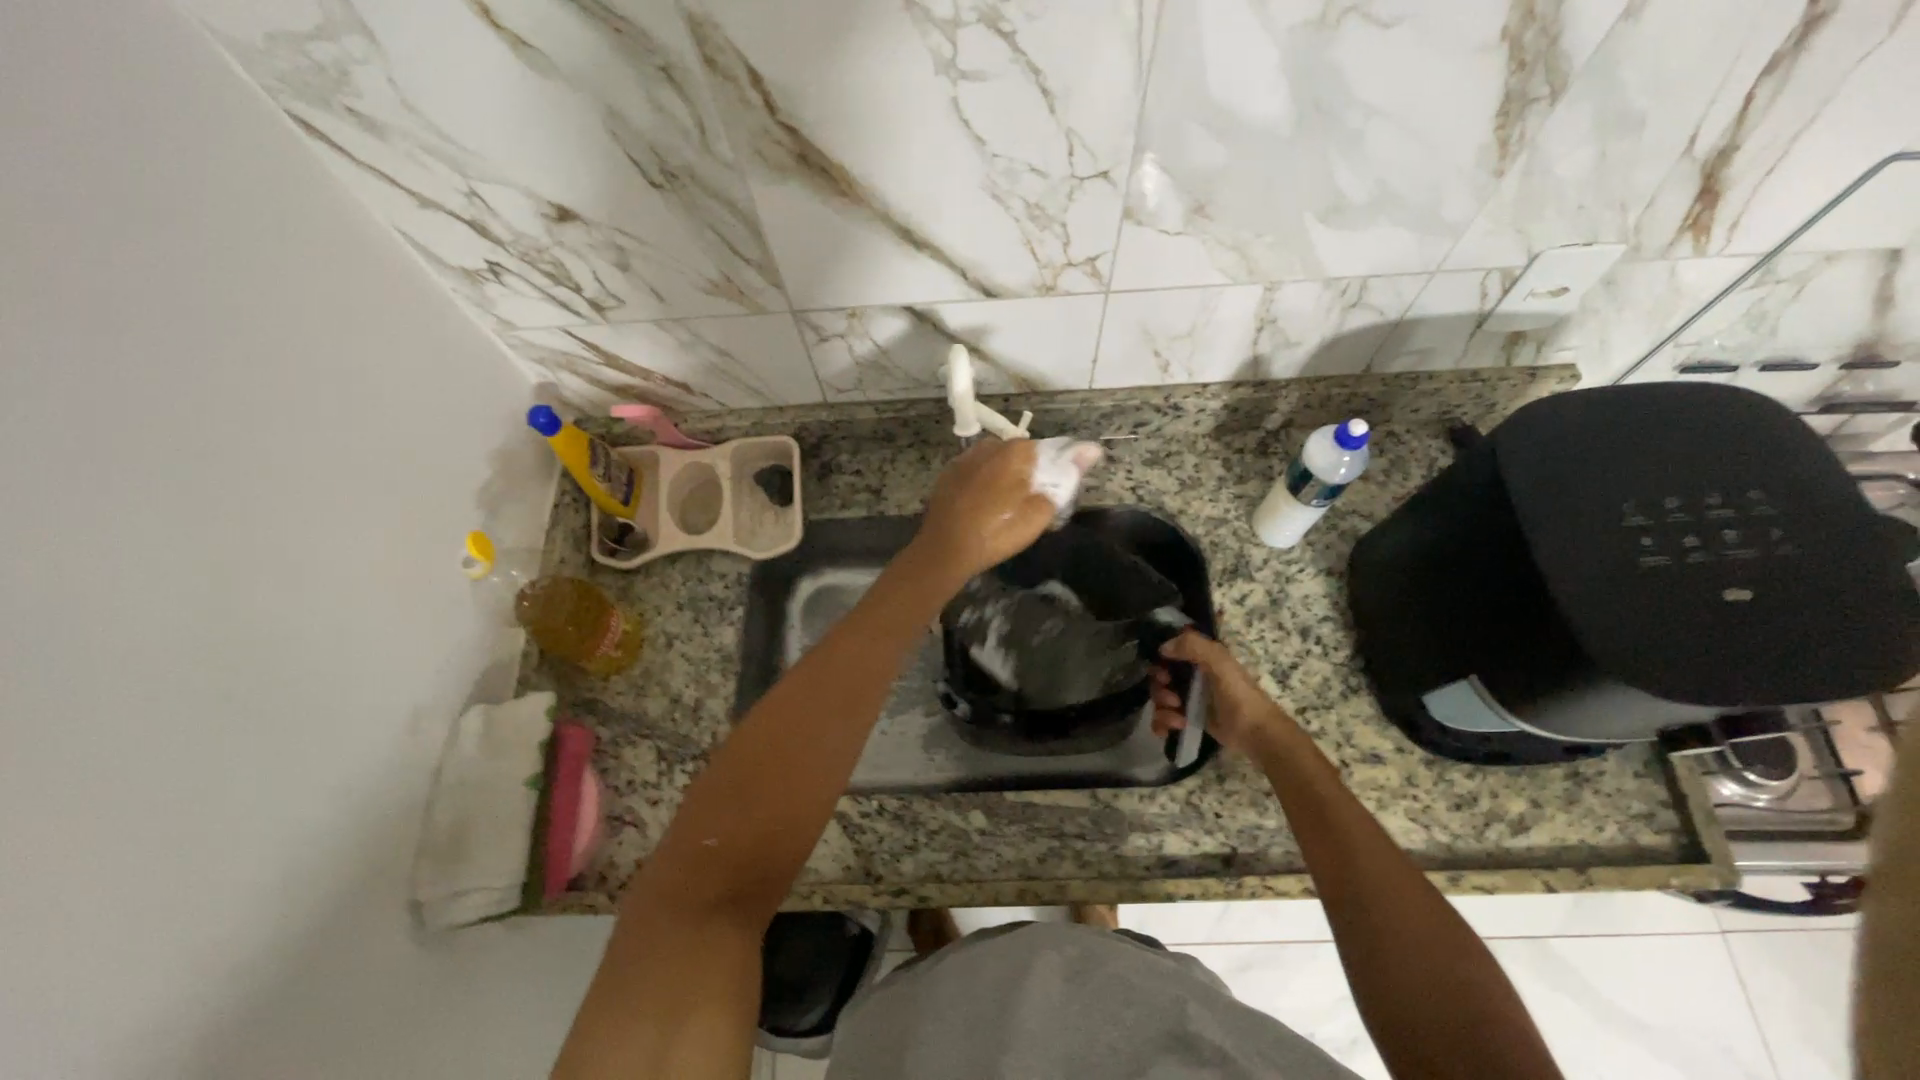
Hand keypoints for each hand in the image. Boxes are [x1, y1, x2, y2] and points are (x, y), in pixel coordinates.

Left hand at [906, 440, 1064, 585]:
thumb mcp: (1038, 513)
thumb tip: (1091, 449)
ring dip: (1004, 476)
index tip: (1052, 494)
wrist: (944, 550)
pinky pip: (976, 471)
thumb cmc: (997, 533)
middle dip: (1028, 473)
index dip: (1053, 472)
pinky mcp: (948, 473)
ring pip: (995, 462)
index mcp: (1015, 451)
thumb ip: (1065, 478)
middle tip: (1029, 503)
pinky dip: (983, 483)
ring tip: (1004, 506)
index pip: (1047, 450)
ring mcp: (965, 458)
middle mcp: (990, 446)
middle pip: (1019, 455)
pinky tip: (982, 505)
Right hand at [1150, 630, 1299, 759]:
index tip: (1163, 673)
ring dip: (1162, 710)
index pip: (1170, 652)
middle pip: (1160, 678)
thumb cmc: (1239, 695)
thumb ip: (1194, 646)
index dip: (1161, 661)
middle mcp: (1192, 676)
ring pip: (1160, 699)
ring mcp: (1189, 699)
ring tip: (1178, 720)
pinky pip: (1163, 718)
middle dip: (1160, 689)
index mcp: (1201, 659)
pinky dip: (1162, 724)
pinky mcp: (1187, 719)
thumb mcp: (1220, 663)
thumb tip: (1163, 648)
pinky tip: (1171, 729)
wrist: (1255, 733)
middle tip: (1173, 700)